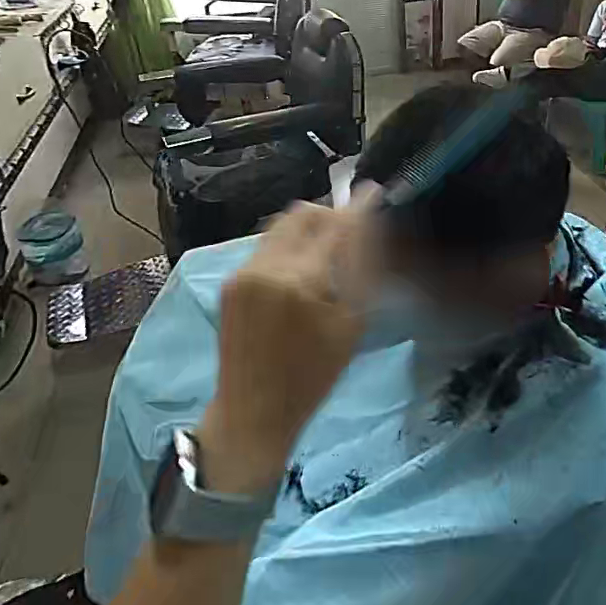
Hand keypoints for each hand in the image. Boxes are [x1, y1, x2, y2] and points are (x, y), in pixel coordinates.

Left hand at [199, 189, 378, 489]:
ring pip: (282, 224)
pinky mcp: (230, 281)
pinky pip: (267, 245)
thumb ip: (363, 268)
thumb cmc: (314, 373)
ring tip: (327, 253)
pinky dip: (290, 246)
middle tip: (351, 231)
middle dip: (330, 214)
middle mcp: (268, 266)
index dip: (360, 206)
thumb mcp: (353, 322)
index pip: (337, 223)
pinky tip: (301, 272)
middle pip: (303, 212)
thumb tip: (372, 224)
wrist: (253, 411)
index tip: (375, 193)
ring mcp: (243, 271)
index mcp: (303, 280)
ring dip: (309, 228)